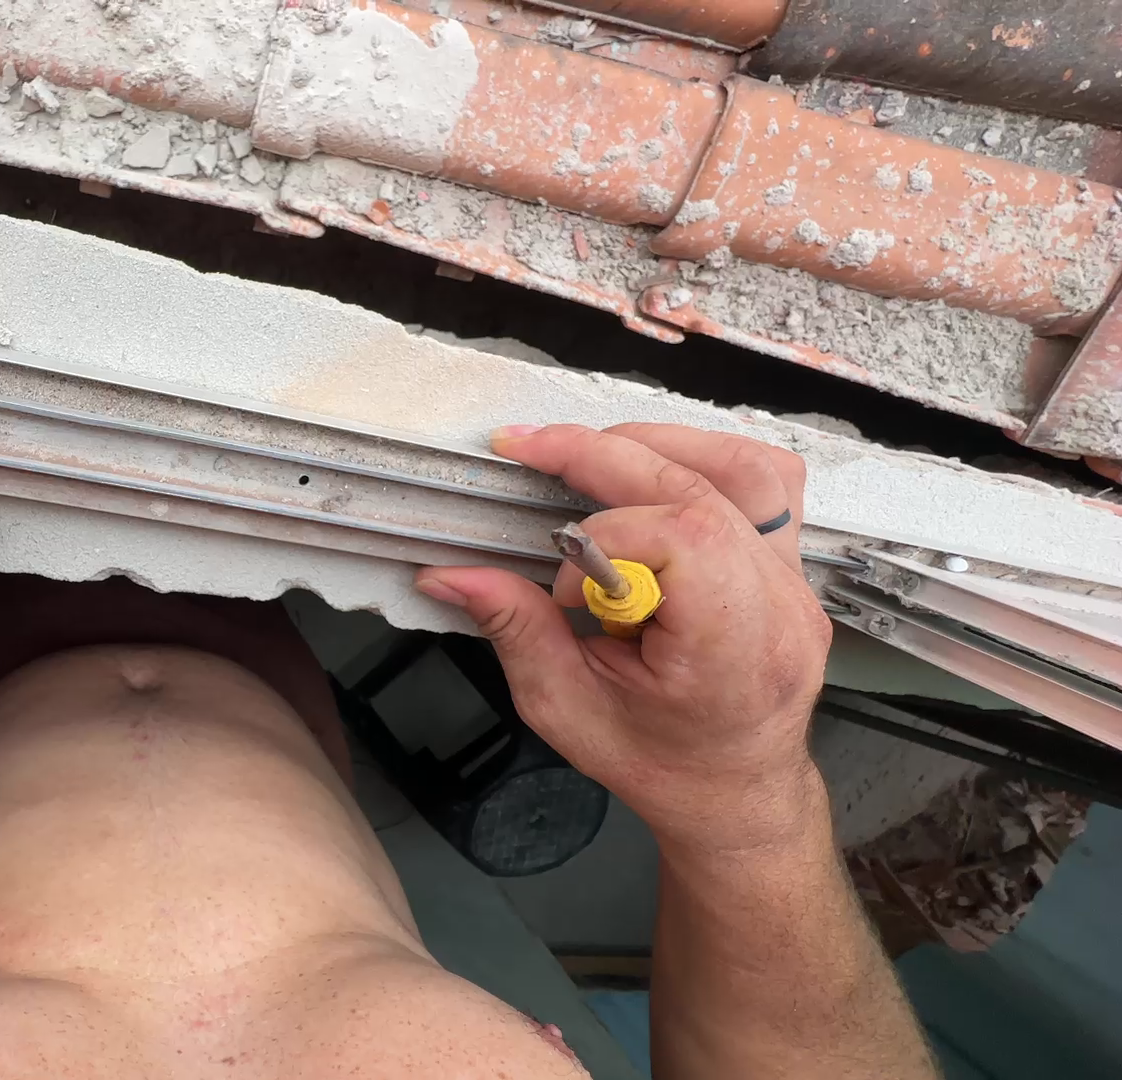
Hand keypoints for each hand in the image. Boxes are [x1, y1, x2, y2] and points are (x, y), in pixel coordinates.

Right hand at [416, 423, 833, 856]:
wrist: (732, 791)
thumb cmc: (652, 760)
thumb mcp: (561, 705)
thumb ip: (511, 628)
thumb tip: (447, 574)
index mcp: (733, 648)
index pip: (683, 536)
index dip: (603, 540)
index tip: (563, 587)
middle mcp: (779, 602)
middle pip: (701, 484)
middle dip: (599, 454)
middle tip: (524, 445)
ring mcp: (793, 579)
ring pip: (745, 466)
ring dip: (655, 445)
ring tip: (587, 454)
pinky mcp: (783, 564)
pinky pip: (759, 482)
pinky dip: (695, 460)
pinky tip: (644, 474)